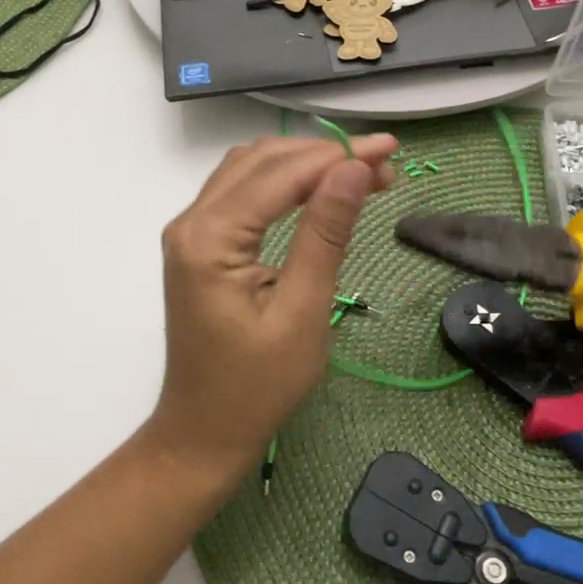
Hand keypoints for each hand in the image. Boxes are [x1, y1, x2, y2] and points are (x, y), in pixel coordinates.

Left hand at [145, 134, 397, 482]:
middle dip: (325, 156)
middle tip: (385, 168)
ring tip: (362, 176)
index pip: (280, 174)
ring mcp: (190, 233)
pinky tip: (321, 192)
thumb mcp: (302, 313)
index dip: (338, 155)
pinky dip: (284, 185)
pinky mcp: (200, 246)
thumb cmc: (256, 388)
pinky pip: (242, 194)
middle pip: (262, 161)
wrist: (204, 432)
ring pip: (251, 171)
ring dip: (305, 165)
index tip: (391, 151)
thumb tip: (355, 170)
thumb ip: (325, 235)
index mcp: (209, 240)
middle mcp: (190, 223)